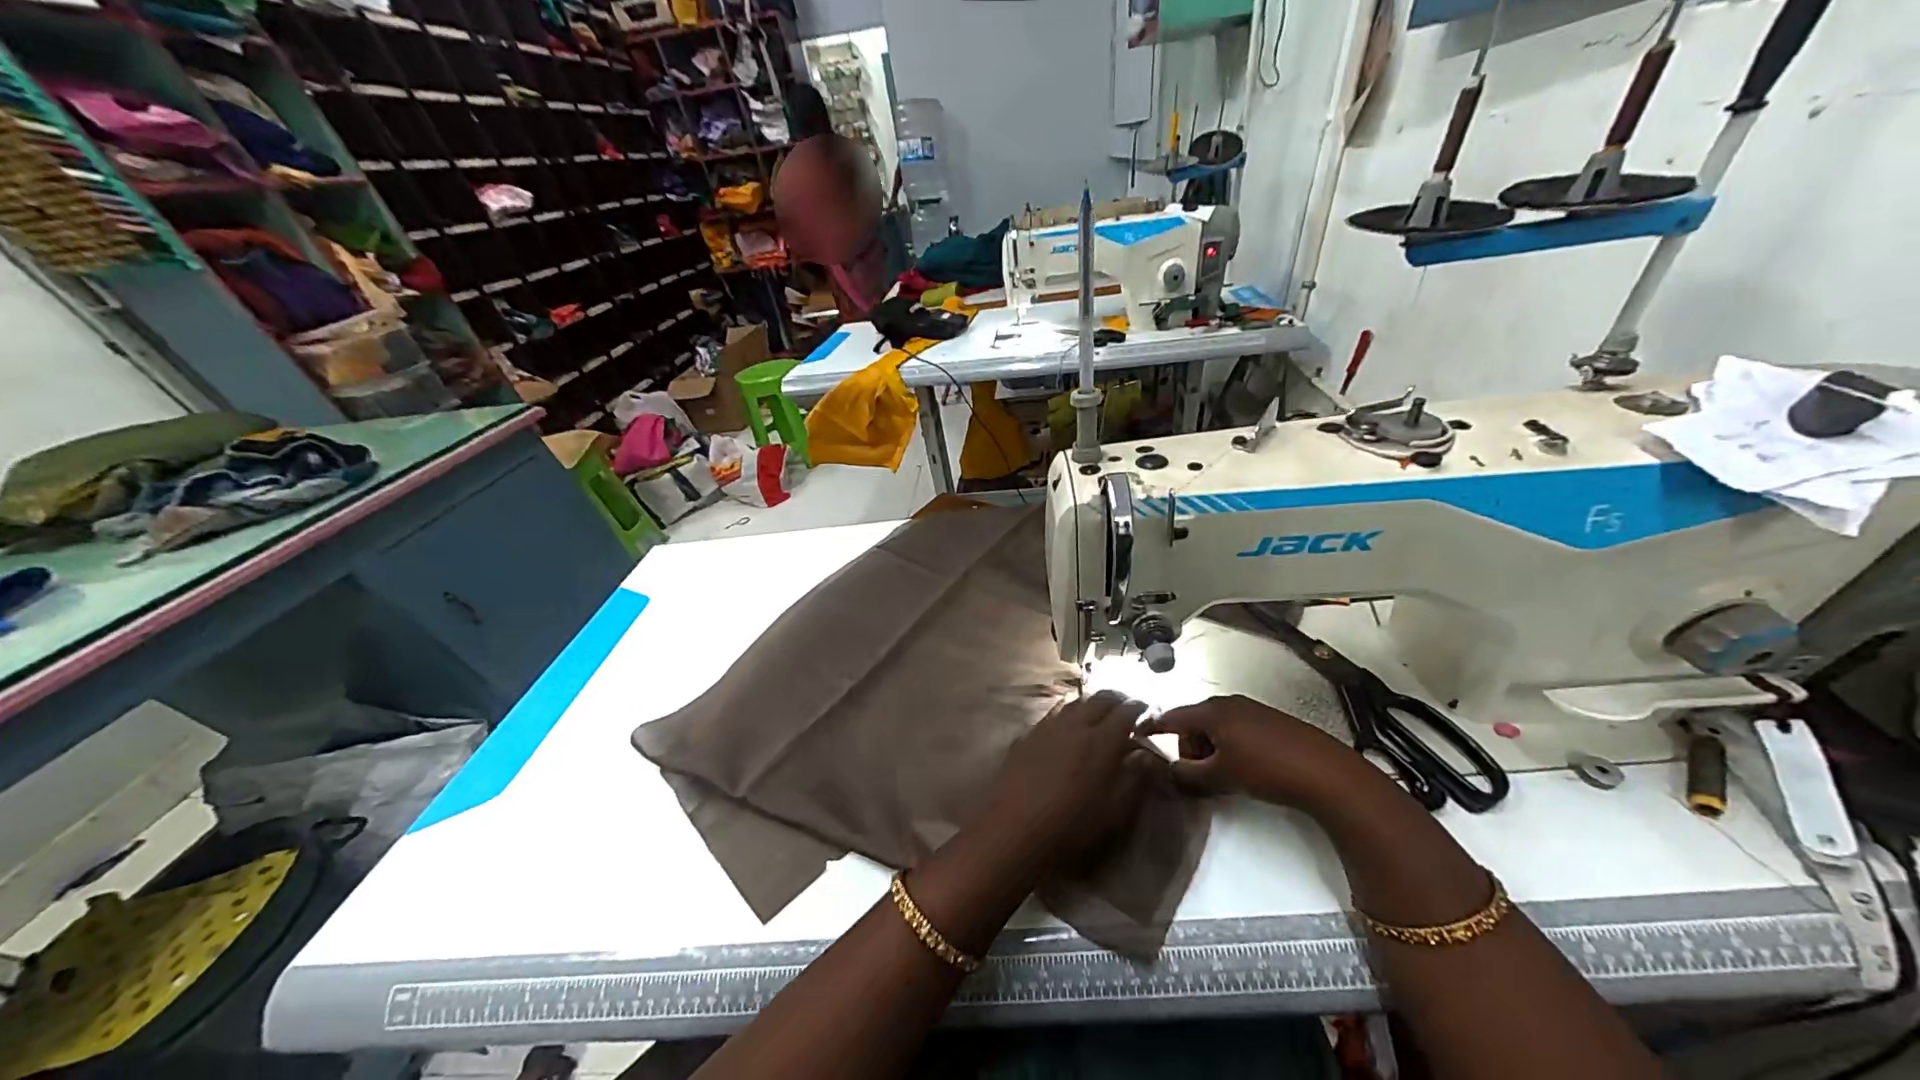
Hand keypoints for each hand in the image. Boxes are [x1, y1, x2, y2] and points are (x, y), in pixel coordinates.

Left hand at [973, 691, 1159, 869]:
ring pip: (1075, 703)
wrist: (1014, 828)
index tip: (1145, 709)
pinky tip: (1067, 721)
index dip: (1138, 708)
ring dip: (1091, 702)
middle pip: (1099, 700)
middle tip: (1125, 705)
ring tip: (1099, 709)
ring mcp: (1048, 727)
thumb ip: (1133, 778)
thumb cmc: (1070, 824)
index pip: (1125, 713)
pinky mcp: (1027, 735)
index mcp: (1100, 741)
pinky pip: (1053, 713)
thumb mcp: (1113, 810)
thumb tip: (1145, 755)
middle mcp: (1075, 726)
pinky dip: (1068, 710)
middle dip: (1116, 699)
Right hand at [1144, 694, 1383, 812]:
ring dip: (1210, 750)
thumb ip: (1188, 774)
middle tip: (1198, 775)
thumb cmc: (1267, 770)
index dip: (1153, 727)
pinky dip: (1229, 747)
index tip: (1136, 735)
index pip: (1171, 716)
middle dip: (1188, 748)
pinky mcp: (1270, 722)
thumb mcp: (1220, 776)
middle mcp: (1229, 704)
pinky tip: (1244, 769)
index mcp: (1211, 711)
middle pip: (1193, 723)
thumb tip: (1169, 771)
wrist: (1327, 773)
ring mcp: (1252, 710)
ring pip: (1215, 728)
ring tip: (1223, 777)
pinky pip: (1235, 731)